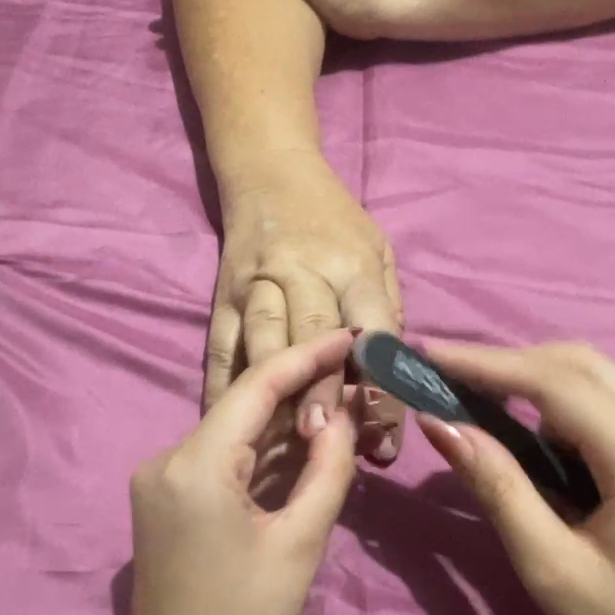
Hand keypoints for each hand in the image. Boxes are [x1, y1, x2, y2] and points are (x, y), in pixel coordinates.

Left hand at [120, 332, 358, 614]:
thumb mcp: (299, 542)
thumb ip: (327, 467)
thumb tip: (343, 413)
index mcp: (194, 464)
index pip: (257, 387)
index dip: (308, 356)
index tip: (352, 336)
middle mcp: (166, 458)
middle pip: (243, 407)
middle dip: (302, 390)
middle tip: (360, 373)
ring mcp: (159, 478)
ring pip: (233, 433)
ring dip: (284, 422)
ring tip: (344, 401)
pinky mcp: (165, 499)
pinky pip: (221, 461)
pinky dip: (262, 453)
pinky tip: (305, 441)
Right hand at [207, 159, 404, 464]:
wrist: (269, 173)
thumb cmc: (334, 220)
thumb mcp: (377, 249)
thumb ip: (387, 306)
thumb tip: (393, 375)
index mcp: (353, 264)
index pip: (373, 326)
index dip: (380, 381)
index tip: (384, 433)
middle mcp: (303, 273)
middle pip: (313, 335)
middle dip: (321, 390)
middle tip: (327, 441)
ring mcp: (257, 285)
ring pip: (264, 341)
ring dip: (274, 392)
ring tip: (283, 441)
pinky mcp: (222, 297)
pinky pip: (221, 346)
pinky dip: (221, 387)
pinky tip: (226, 424)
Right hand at [416, 341, 614, 614]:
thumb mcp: (549, 567)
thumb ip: (496, 486)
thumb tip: (439, 424)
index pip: (554, 381)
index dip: (485, 362)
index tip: (427, 354)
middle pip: (579, 363)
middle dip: (507, 361)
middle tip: (446, 377)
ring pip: (597, 377)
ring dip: (533, 378)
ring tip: (475, 399)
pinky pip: (609, 404)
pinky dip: (559, 402)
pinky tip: (526, 430)